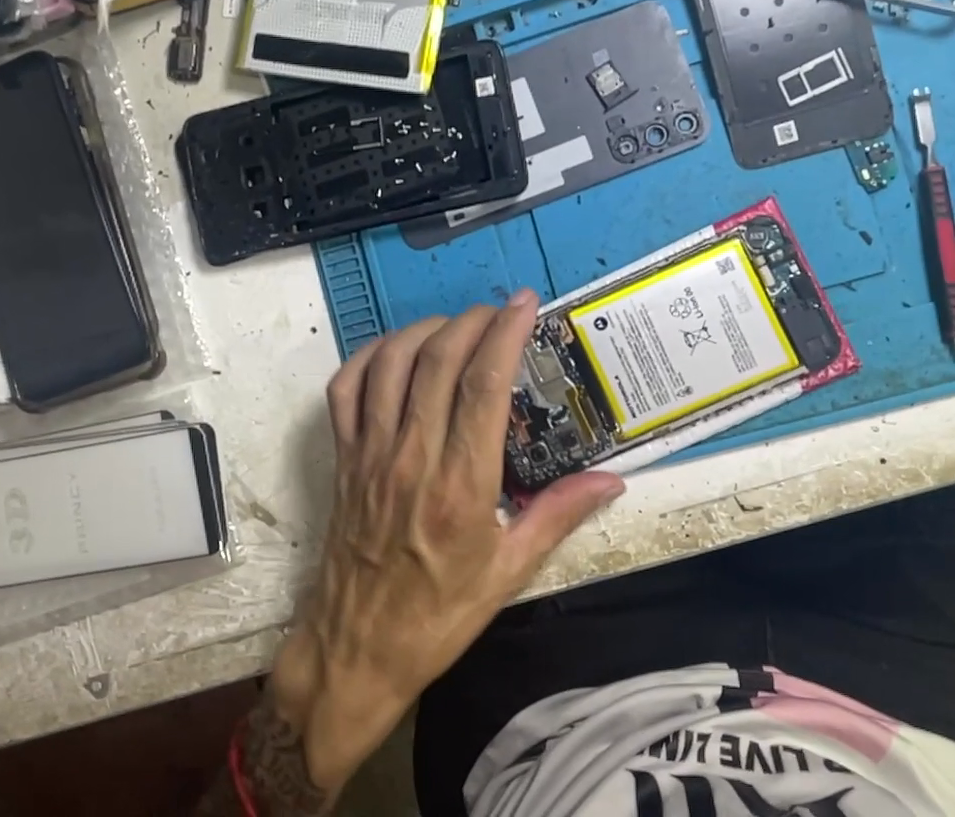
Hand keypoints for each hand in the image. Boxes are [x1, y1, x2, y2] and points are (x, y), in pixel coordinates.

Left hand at [269, 292, 626, 794]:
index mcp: (461, 484)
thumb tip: (612, 480)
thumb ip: (558, 515)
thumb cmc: (438, 617)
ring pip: (391, 363)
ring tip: (456, 327)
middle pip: (438, 359)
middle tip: (499, 312)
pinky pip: (345, 388)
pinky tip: (396, 351)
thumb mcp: (509, 574)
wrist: (356, 650)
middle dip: (472, 321)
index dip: (505, 334)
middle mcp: (412, 456)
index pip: (483, 385)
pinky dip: (370, 356)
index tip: (524, 305)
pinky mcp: (342, 458)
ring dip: (425, 330)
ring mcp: (369, 453)